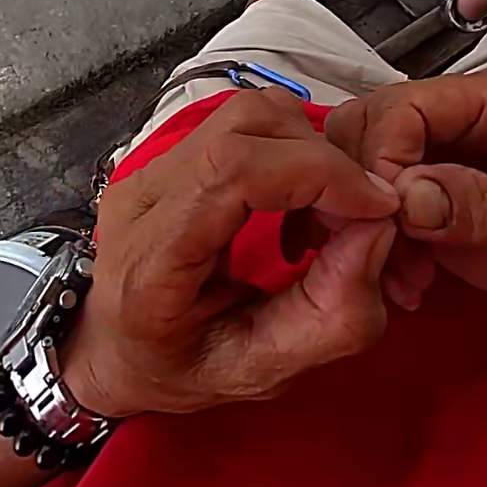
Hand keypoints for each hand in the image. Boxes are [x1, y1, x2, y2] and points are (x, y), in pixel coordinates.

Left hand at [61, 89, 402, 416]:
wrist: (107, 346)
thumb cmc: (174, 369)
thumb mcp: (259, 372)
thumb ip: (328, 316)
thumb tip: (378, 229)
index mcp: (152, 257)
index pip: (231, 169)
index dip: (317, 172)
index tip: (377, 207)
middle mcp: (142, 196)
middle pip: (240, 125)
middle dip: (320, 157)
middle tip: (357, 212)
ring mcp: (146, 169)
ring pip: (240, 115)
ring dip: (304, 146)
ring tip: (327, 206)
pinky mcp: (162, 161)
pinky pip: (234, 128)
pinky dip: (285, 148)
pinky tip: (295, 196)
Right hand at [322, 66, 486, 296]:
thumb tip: (409, 197)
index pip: (409, 107)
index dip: (385, 159)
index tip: (396, 219)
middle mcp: (446, 103)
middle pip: (364, 122)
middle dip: (366, 192)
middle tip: (390, 251)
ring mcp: (413, 131)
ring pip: (343, 150)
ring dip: (357, 211)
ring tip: (395, 264)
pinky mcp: (391, 161)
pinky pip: (347, 180)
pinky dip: (354, 223)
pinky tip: (384, 262)